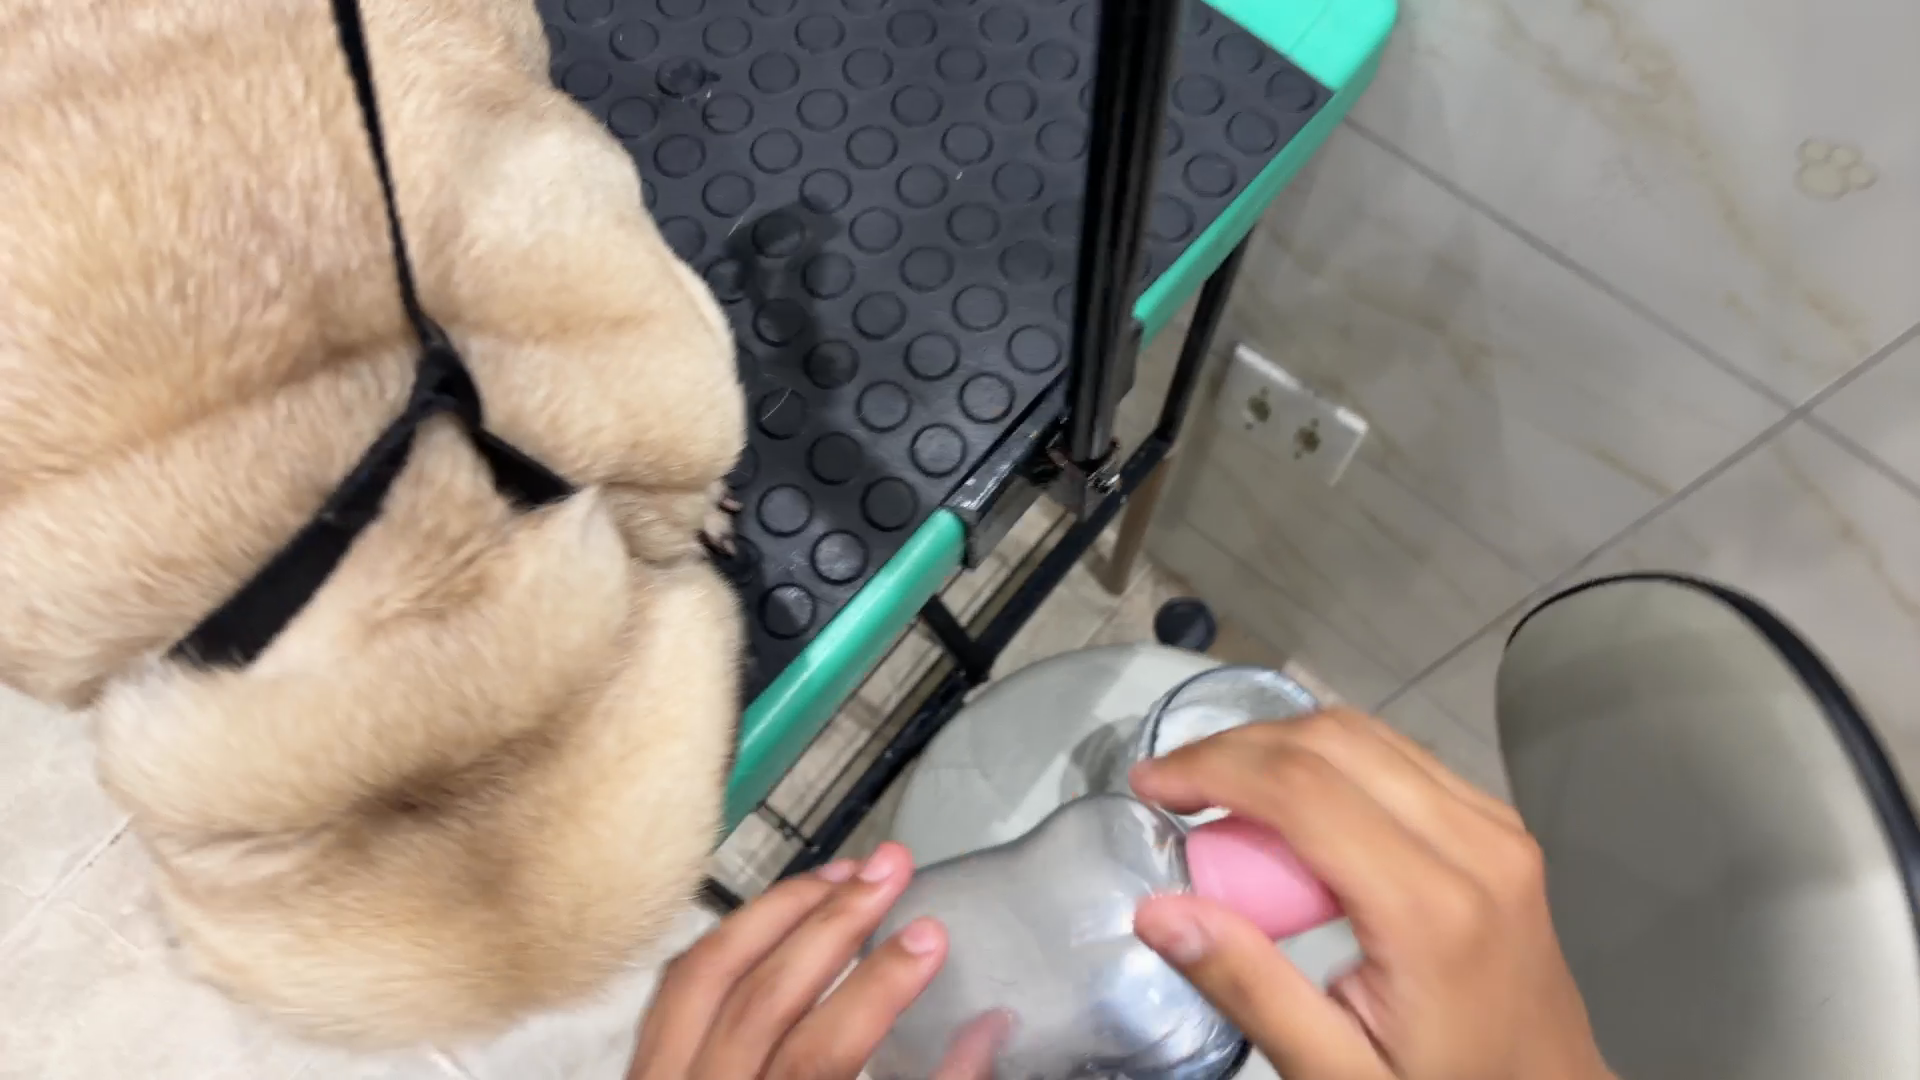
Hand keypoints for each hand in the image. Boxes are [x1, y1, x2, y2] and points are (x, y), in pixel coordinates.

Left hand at [626, 843, 989, 1079]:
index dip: (879, 989)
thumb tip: (990, 1025)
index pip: (817, 1059)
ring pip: (707, 974)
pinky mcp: (641, 1077)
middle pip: (763, 1000)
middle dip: (836, 921)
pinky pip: (680, 985)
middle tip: (892, 864)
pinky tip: (784, 907)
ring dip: (780, 909)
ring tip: (842, 869)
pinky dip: (735, 933)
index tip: (931, 931)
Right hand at [1130, 708, 1613, 1079]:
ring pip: (1354, 731)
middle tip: (1171, 781)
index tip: (1149, 783)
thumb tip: (1156, 910)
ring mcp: (1492, 822)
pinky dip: (1315, 751)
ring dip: (1269, 742)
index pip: (1300, 789)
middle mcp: (1475, 843)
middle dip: (1230, 747)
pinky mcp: (1490, 817)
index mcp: (1434, 910)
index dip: (1211, 769)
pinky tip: (1280, 787)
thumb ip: (1248, 990)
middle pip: (1326, 741)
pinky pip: (1385, 749)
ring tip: (1214, 781)